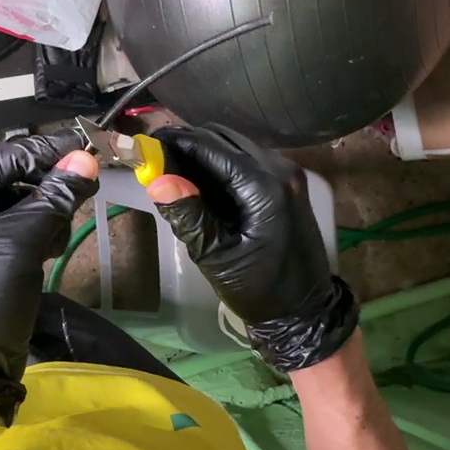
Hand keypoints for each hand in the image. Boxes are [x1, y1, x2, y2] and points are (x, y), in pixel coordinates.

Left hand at [0, 133, 98, 423]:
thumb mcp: (22, 242)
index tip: (88, 147)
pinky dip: (45, 231)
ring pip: (27, 203)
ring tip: (58, 232)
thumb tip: (86, 159)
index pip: (5, 158)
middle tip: (87, 184)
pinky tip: (51, 249)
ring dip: (50, 210)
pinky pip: (28, 227)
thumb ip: (54, 198)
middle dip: (50, 183)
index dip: (47, 151)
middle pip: (16, 178)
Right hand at [146, 125, 358, 371]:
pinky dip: (218, 165)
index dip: (175, 142)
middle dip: (187, 144)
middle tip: (154, 160)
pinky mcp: (285, 183)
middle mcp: (279, 169)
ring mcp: (285, 174)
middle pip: (223, 138)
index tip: (145, 146)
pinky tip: (197, 183)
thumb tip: (156, 180)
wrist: (303, 311)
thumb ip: (188, 214)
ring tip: (170, 171)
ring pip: (234, 146)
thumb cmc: (259, 289)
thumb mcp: (216, 256)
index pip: (211, 147)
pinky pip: (245, 161)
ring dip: (202, 154)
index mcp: (264, 187)